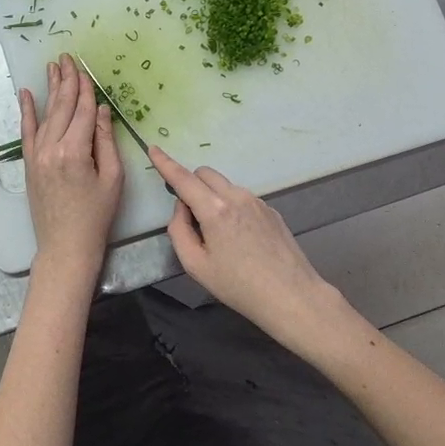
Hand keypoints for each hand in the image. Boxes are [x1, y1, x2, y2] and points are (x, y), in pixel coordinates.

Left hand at [18, 54, 122, 279]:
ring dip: (50, 89)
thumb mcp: (112, 178)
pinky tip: (25, 93)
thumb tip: (101, 111)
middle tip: (67, 57)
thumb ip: (105, 141)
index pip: (82, 111)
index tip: (86, 70)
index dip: (86, 89)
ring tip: (53, 67)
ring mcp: (37, 155)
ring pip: (45, 115)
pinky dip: (25, 111)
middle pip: (61, 107)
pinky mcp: (29, 164)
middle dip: (66, 80)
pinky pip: (26, 132)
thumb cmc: (96, 216)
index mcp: (75, 151)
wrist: (65, 245)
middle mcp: (52, 148)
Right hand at [150, 146, 346, 350]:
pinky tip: (240, 239)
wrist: (291, 296)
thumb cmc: (238, 286)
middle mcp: (237, 197)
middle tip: (190, 216)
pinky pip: (242, 198)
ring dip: (212, 196)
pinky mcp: (271, 210)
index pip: (183, 178)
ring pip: (225, 185)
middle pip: (205, 174)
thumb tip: (182, 208)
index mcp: (215, 210)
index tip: (153, 149)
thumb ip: (179, 230)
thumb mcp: (195, 265)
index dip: (165, 163)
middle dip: (191, 184)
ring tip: (219, 235)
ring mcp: (257, 201)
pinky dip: (231, 206)